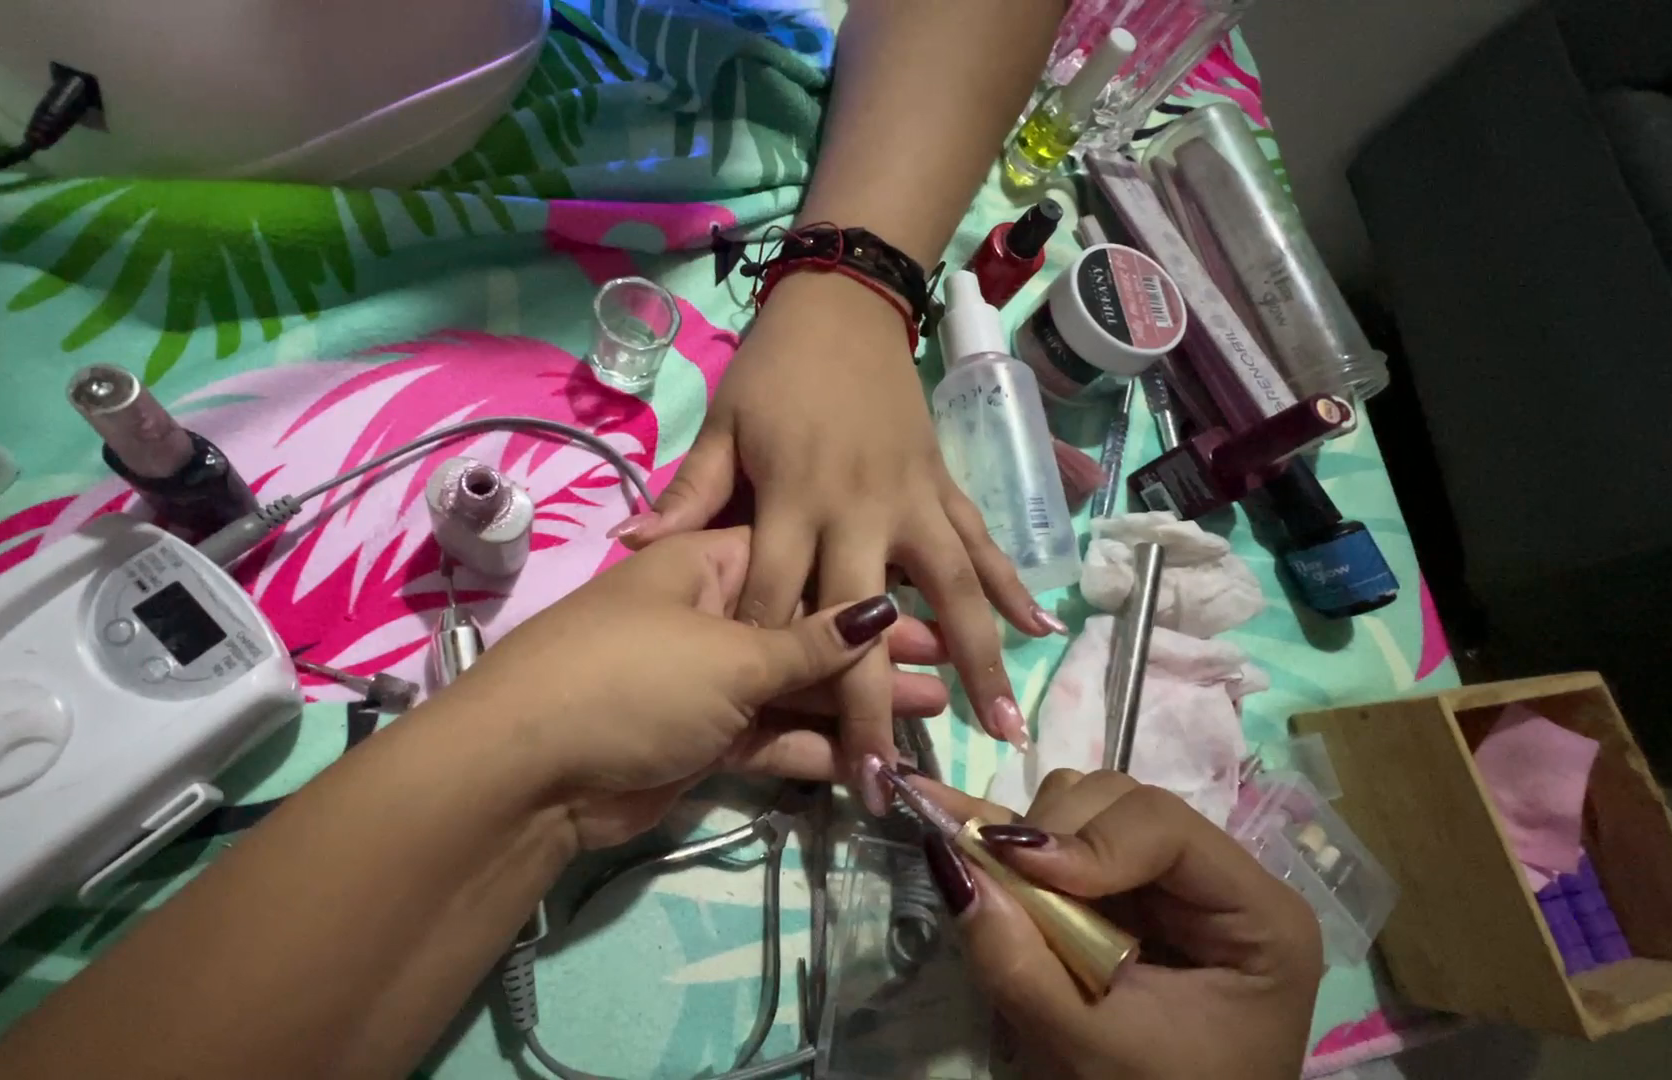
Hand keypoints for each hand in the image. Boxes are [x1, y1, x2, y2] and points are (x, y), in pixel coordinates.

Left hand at [445, 528, 924, 848]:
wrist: (531, 768)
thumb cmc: (634, 676)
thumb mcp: (726, 652)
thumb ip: (807, 640)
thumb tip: (880, 605)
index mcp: (705, 567)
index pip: (798, 569)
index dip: (862, 593)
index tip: (925, 614)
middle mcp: (709, 617)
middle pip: (803, 632)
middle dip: (868, 654)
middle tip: (941, 671)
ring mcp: (705, 682)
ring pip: (792, 690)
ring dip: (852, 705)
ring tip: (925, 715)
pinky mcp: (702, 739)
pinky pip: (769, 738)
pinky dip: (813, 750)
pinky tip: (868, 762)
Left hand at [611, 273, 1061, 808]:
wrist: (841, 304)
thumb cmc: (771, 372)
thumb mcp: (721, 427)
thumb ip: (690, 494)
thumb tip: (630, 539)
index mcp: (792, 498)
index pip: (778, 596)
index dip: (777, 663)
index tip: (781, 731)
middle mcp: (858, 508)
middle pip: (863, 618)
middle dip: (873, 700)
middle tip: (892, 778)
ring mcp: (910, 499)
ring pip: (947, 589)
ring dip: (976, 659)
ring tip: (1003, 727)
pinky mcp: (941, 486)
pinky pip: (979, 541)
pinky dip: (1010, 584)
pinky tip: (1041, 627)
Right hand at [915, 770, 1323, 1079]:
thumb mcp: (1094, 1049)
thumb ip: (1024, 967)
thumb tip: (954, 865)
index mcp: (1252, 912)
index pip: (1164, 826)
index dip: (1090, 838)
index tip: (1025, 870)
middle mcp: (1206, 872)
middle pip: (1117, 802)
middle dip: (1052, 838)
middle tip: (1009, 891)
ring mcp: (1151, 870)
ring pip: (1078, 802)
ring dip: (1028, 838)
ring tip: (1007, 894)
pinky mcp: (1104, 878)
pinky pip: (1049, 829)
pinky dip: (997, 826)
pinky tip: (942, 806)